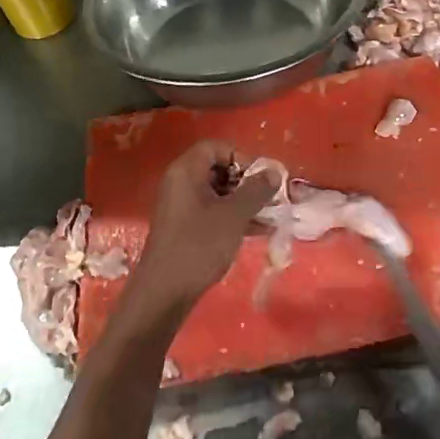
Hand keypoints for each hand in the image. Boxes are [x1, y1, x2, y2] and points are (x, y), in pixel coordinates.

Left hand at [128, 140, 279, 315]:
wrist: (165, 291)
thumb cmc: (199, 246)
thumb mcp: (233, 216)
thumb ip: (256, 191)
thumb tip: (274, 171)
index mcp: (185, 171)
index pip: (215, 147)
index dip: (240, 157)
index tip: (259, 179)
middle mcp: (179, 182)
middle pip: (216, 168)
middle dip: (245, 181)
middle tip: (267, 198)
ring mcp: (179, 205)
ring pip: (216, 192)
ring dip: (242, 201)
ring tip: (267, 217)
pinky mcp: (183, 226)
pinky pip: (210, 210)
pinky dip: (231, 216)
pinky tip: (256, 231)